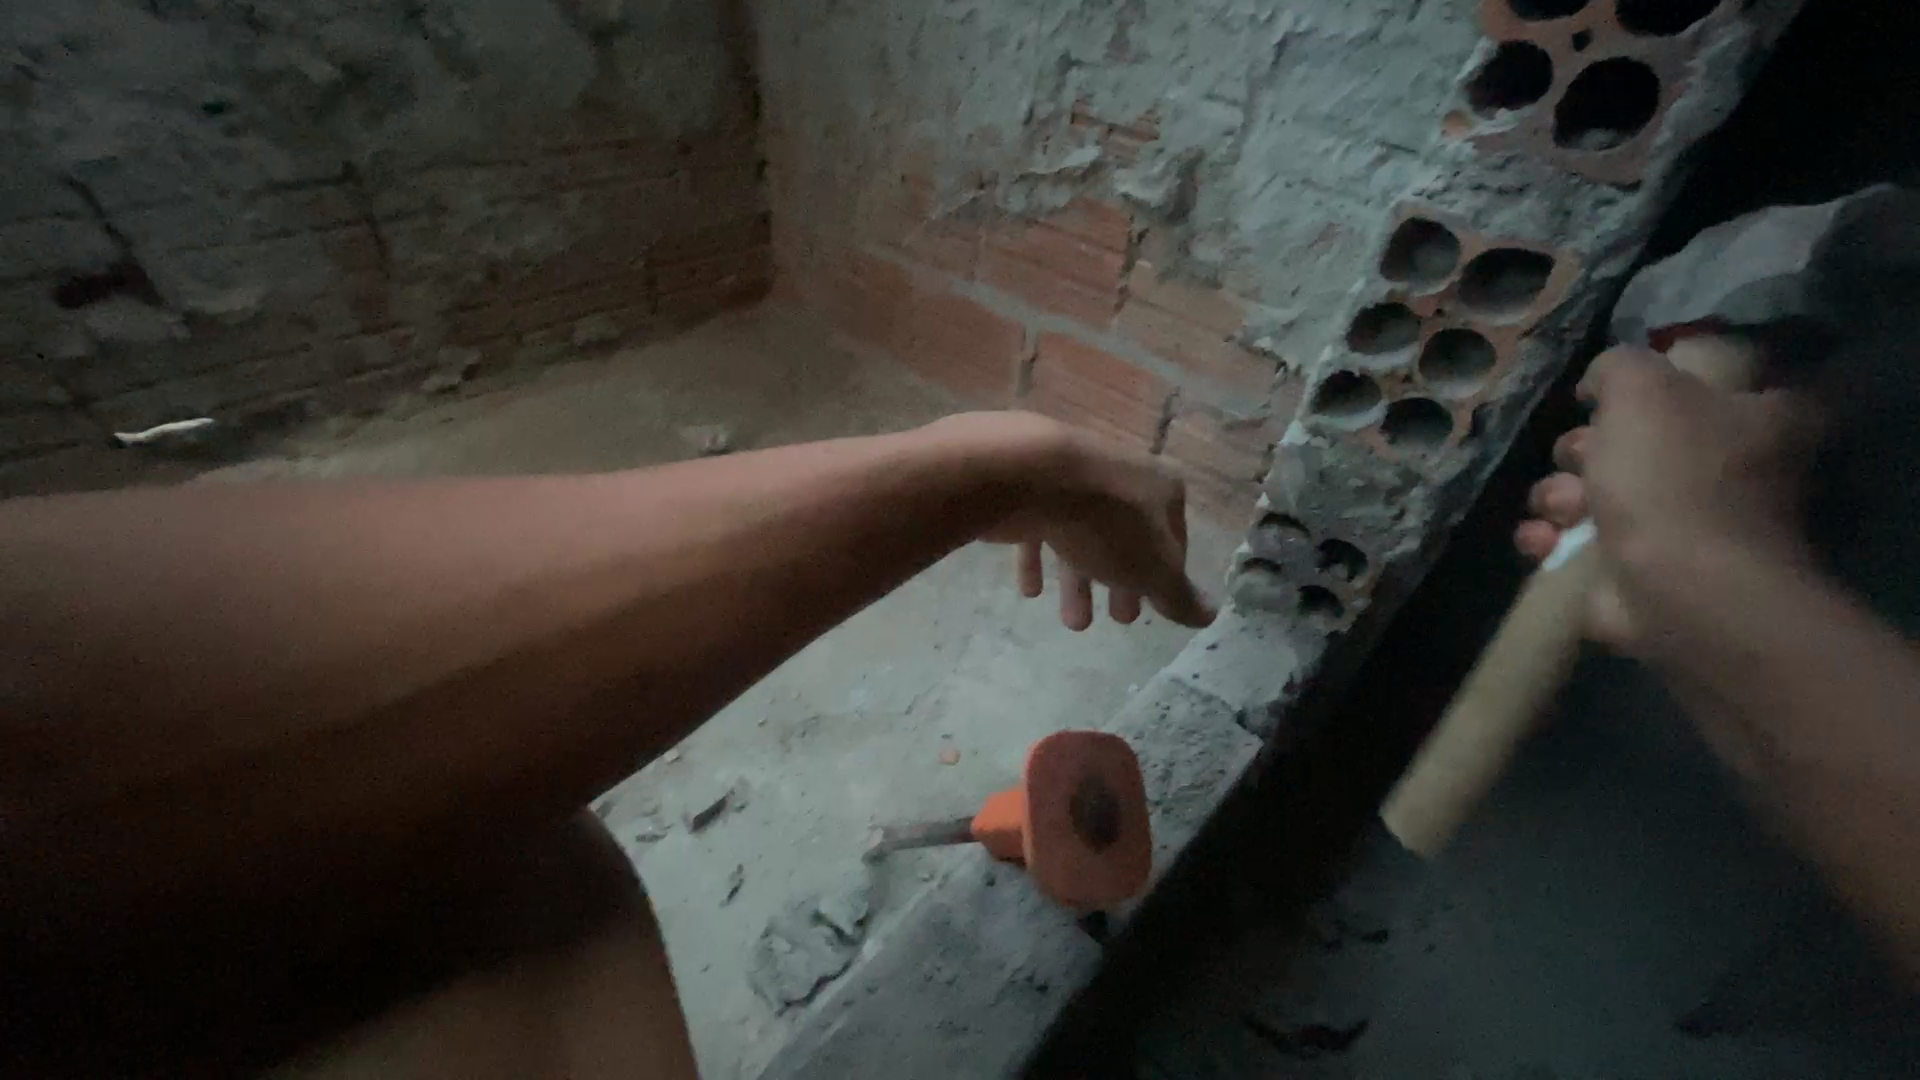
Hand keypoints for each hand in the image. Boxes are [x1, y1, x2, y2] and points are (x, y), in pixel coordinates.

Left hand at [943, 413, 1215, 631]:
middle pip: (1128, 539)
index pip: (1177, 539)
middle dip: (1124, 583)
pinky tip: (1031, 591)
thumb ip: (1179, 595)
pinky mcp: (1034, 489)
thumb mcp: (1153, 570)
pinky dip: (1039, 560)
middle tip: (1120, 620)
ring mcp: (1077, 479)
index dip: (1169, 576)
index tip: (1158, 606)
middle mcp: (1122, 477)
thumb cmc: (1108, 524)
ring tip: (1074, 624)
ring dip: (1080, 583)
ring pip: (1084, 537)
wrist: (1033, 477)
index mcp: (1163, 489)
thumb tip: (1210, 614)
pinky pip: (1042, 528)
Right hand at [1514, 346, 1815, 649]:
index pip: (1695, 386)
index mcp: (1755, 420)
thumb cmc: (1670, 477)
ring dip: (1557, 499)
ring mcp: (1674, 524)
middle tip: (1583, 462)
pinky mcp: (1630, 567)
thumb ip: (1620, 366)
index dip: (1641, 392)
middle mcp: (1722, 471)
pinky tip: (1546, 541)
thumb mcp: (1644, 390)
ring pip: (1587, 491)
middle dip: (1581, 453)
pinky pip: (1569, 540)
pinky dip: (1548, 539)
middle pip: (1623, 442)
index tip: (1604, 402)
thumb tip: (1601, 380)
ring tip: (1565, 514)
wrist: (1674, 584)